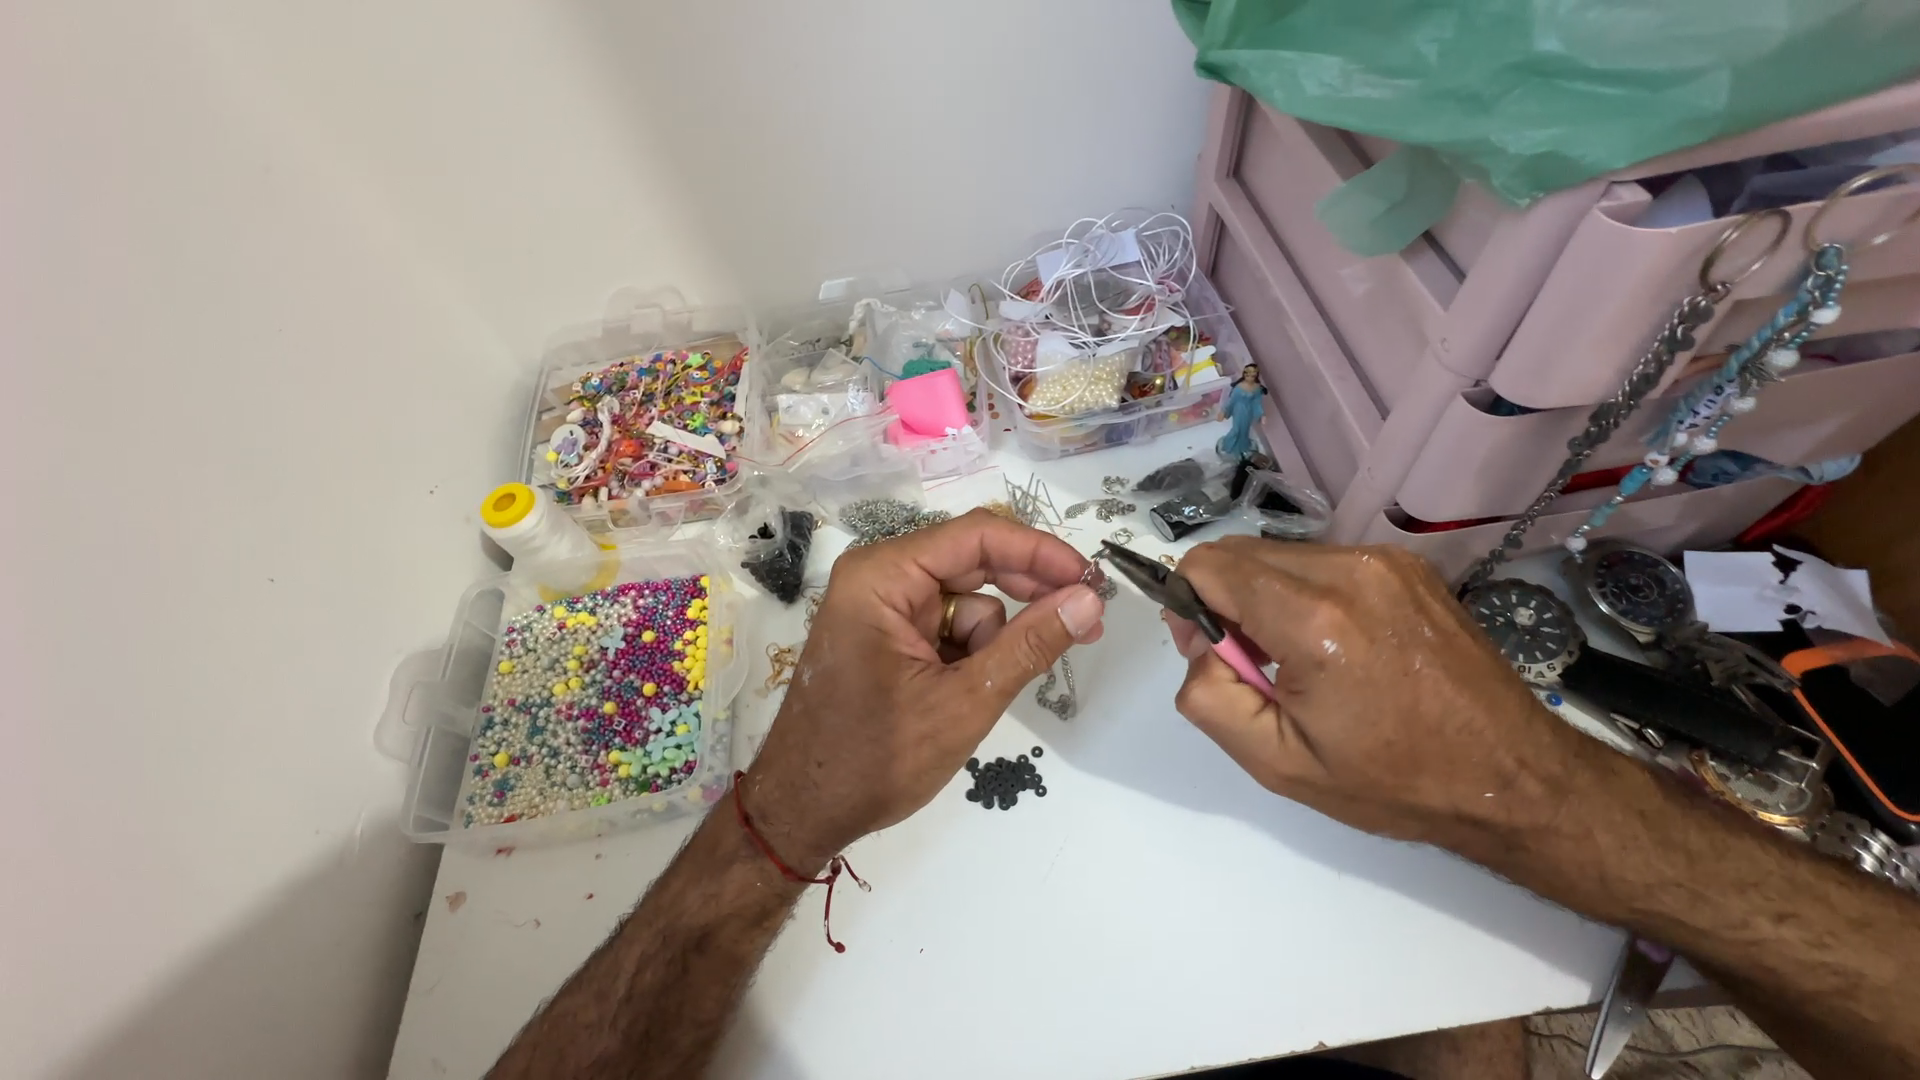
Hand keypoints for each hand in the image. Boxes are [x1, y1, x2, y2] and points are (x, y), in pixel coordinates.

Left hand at [744, 509, 1106, 867]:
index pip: (977, 537)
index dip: (1040, 552)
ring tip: (983, 691)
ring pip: (969, 600)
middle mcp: (880, 578)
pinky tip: (965, 692)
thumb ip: (1030, 645)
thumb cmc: (875, 759)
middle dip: (1027, 594)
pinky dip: (972, 653)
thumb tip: (1090, 599)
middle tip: (1085, 622)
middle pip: (974, 562)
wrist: (805, 812)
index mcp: (883, 576)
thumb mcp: (964, 701)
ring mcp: (883, 608)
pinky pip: (949, 627)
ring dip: (993, 639)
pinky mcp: (889, 637)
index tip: (1091, 580)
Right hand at [1165, 538, 1594, 850]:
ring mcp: (1383, 561)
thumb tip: (1198, 642)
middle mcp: (1349, 570)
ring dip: (1261, 596)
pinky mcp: (1406, 565)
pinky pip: (1319, 561)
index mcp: (1314, 620)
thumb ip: (1208, 696)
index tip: (1206, 649)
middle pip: (1239, 553)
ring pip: (1277, 555)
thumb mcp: (1276, 763)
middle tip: (1246, 661)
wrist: (1513, 777)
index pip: (1209, 566)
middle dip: (1221, 599)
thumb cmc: (1391, 781)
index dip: (1187, 603)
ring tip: (1291, 657)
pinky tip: (1329, 643)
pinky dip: (1300, 592)